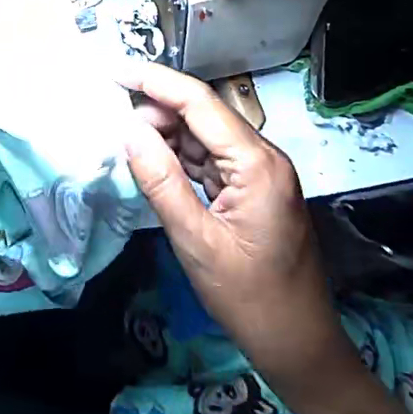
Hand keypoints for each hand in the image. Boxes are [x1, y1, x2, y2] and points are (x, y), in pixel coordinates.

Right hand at [118, 60, 344, 365]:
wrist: (298, 343)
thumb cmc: (250, 297)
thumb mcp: (196, 241)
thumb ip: (161, 182)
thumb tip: (129, 132)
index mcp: (256, 164)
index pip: (200, 103)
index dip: (155, 81)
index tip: (115, 71)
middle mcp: (262, 158)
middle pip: (203, 116)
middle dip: (157, 112)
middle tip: (114, 124)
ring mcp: (259, 174)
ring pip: (204, 137)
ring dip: (165, 136)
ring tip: (127, 143)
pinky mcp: (252, 191)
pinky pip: (209, 161)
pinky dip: (179, 159)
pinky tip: (153, 164)